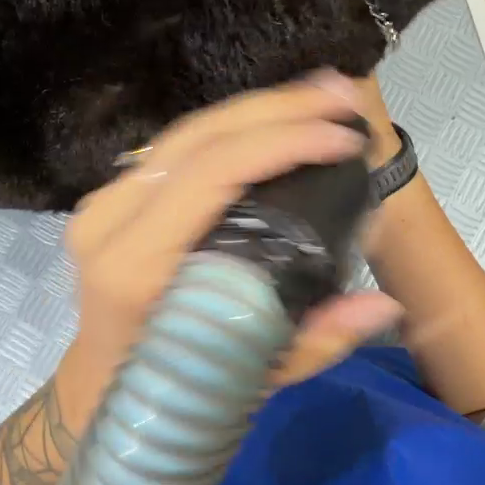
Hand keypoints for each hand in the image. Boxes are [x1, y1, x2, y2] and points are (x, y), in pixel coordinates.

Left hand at [53, 78, 405, 434]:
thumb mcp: (248, 379)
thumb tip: (384, 304)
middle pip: (197, 138)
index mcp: (135, 268)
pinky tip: (278, 117)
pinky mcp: (112, 199)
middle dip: (278, 108)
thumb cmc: (175, 392)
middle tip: (344, 94)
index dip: (282, 144)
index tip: (346, 138)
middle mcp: (110, 223)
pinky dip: (233, 128)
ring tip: (322, 93)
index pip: (211, 175)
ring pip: (186, 133)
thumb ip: (314, 342)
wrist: (100, 391)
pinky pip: (178, 149)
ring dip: (258, 108)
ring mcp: (104, 205)